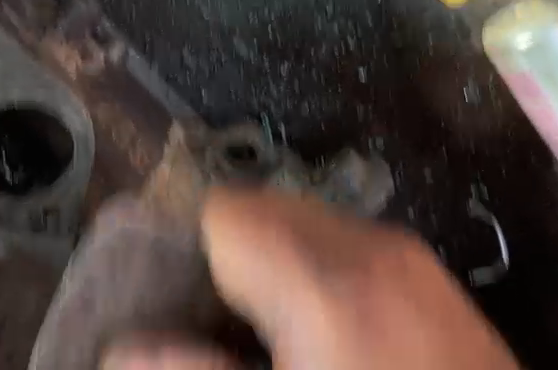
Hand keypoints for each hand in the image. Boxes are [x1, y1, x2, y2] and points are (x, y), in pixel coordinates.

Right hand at [105, 189, 518, 369]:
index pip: (220, 212)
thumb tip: (118, 345)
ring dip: (277, 271)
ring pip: (308, 230)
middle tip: (225, 334)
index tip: (182, 314)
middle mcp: (372, 246)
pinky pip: (353, 253)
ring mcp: (414, 262)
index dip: (187, 259)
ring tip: (279, 343)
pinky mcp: (439, 286)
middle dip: (231, 264)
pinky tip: (335, 345)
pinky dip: (324, 281)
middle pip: (264, 211)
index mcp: (326, 279)